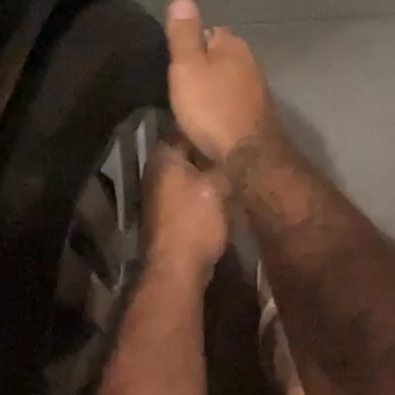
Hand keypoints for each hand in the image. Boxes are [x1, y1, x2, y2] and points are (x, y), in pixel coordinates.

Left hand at [144, 139, 227, 282]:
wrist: (177, 267)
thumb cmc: (195, 219)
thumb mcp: (217, 185)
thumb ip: (224, 162)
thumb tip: (235, 147)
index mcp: (163, 156)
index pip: (186, 129)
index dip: (207, 128)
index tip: (230, 127)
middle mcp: (156, 170)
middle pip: (187, 153)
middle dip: (209, 151)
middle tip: (237, 147)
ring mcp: (160, 193)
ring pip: (190, 174)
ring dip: (208, 173)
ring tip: (236, 168)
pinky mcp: (169, 213)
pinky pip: (190, 193)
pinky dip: (205, 191)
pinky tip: (226, 192)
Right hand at [163, 0, 274, 161]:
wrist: (249, 157)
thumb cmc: (212, 108)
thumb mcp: (187, 68)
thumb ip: (184, 35)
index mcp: (232, 44)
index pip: (208, 30)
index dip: (188, 43)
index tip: (171, 60)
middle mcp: (249, 61)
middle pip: (217, 56)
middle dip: (200, 67)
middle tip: (175, 84)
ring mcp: (257, 89)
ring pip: (225, 80)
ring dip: (210, 89)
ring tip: (187, 104)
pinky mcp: (257, 114)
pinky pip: (231, 102)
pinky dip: (219, 107)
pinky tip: (207, 120)